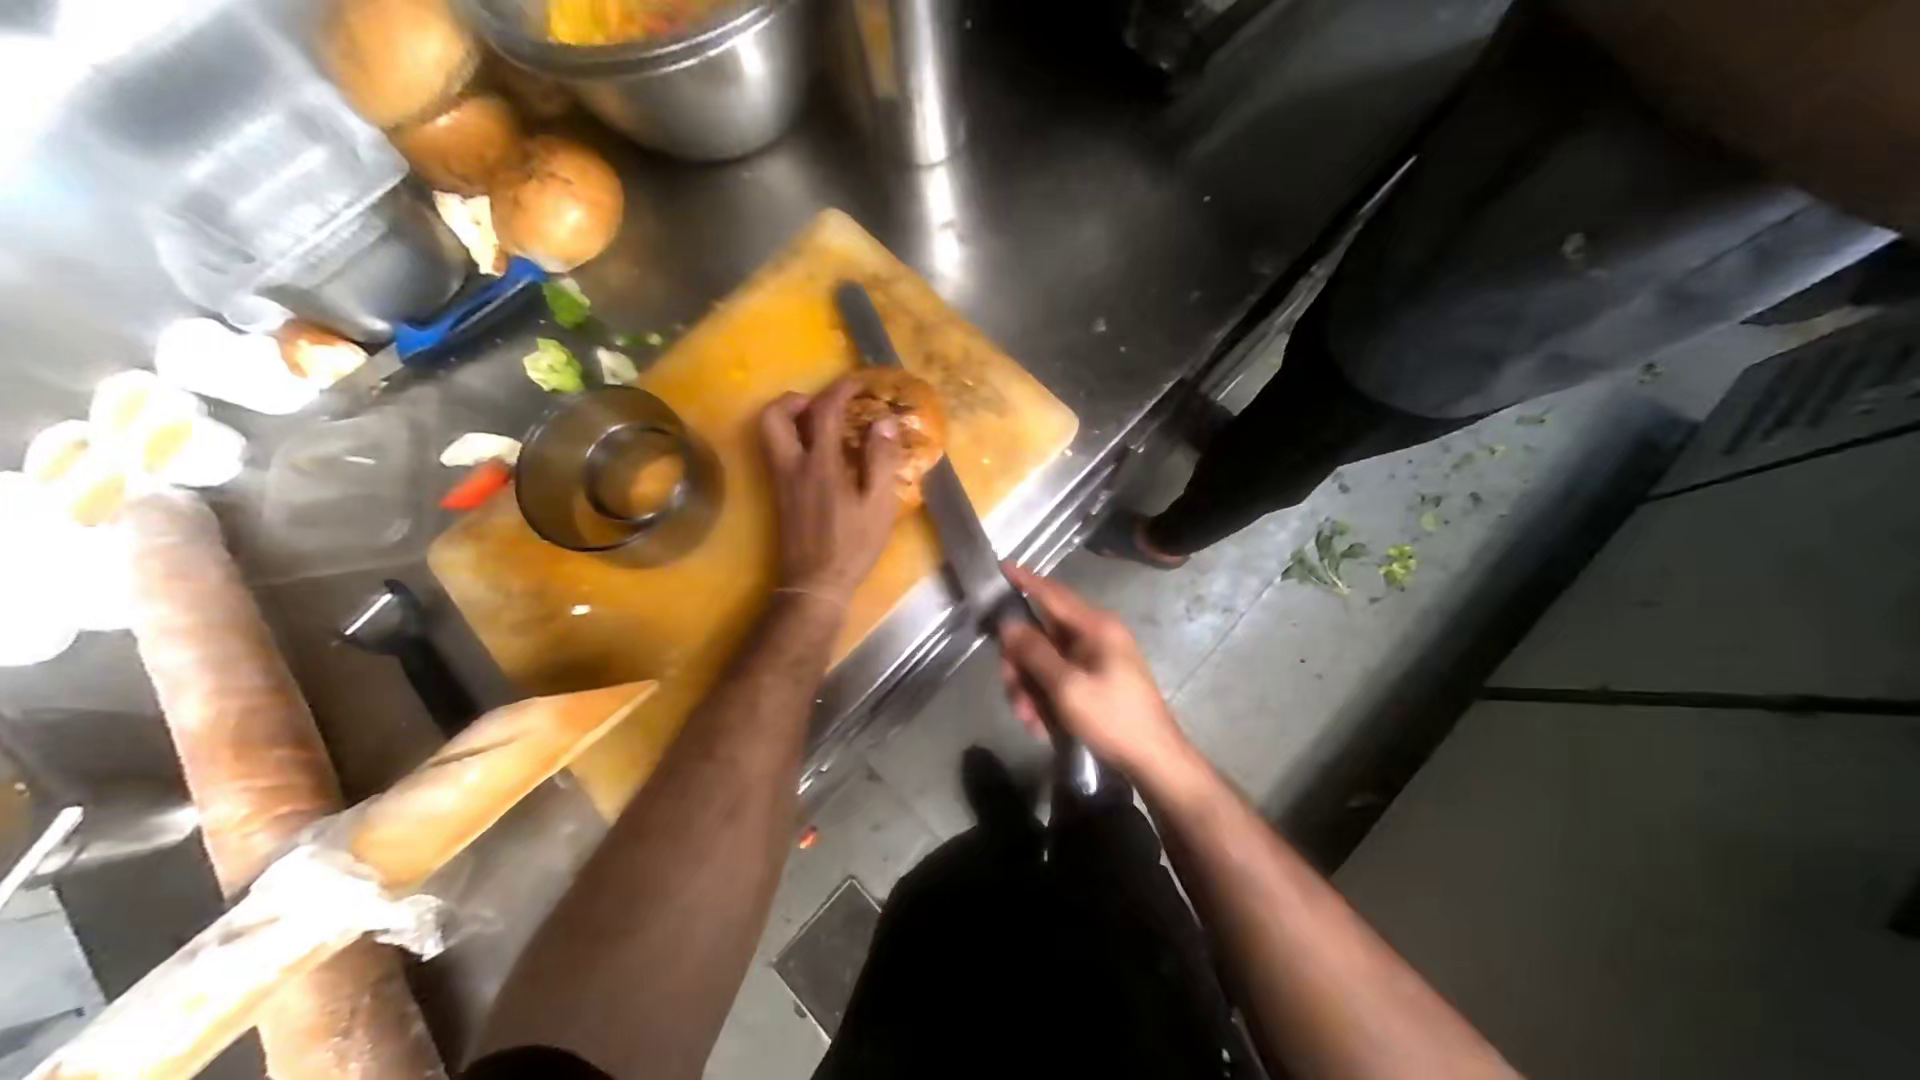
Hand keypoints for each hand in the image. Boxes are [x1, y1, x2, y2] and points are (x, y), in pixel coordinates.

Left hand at [759, 377, 902, 604]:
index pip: (823, 411)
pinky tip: (818, 455)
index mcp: (819, 464)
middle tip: (823, 405)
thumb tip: (883, 423)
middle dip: (796, 399)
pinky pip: (776, 451)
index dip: (840, 389)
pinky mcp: (778, 495)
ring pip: (769, 433)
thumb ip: (880, 460)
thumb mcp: (877, 505)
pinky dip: (792, 439)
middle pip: (774, 415)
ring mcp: (780, 480)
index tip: (858, 382)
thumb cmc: (852, 546)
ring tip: (820, 427)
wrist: (814, 583)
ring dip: (789, 419)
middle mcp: (791, 465)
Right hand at [997, 564, 1194, 780]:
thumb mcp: (1067, 687)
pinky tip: (1043, 726)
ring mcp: (1096, 660)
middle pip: (1041, 635)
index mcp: (1096, 627)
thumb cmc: (1114, 719)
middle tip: (1013, 693)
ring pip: (1045, 662)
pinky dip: (1046, 699)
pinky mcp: (1095, 681)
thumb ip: (1034, 653)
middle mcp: (1095, 636)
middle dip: (1021, 666)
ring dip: (1030, 690)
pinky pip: (1058, 680)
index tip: (1001, 566)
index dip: (1025, 581)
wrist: (1154, 762)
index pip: (1053, 594)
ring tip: (1030, 721)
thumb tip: (1009, 624)